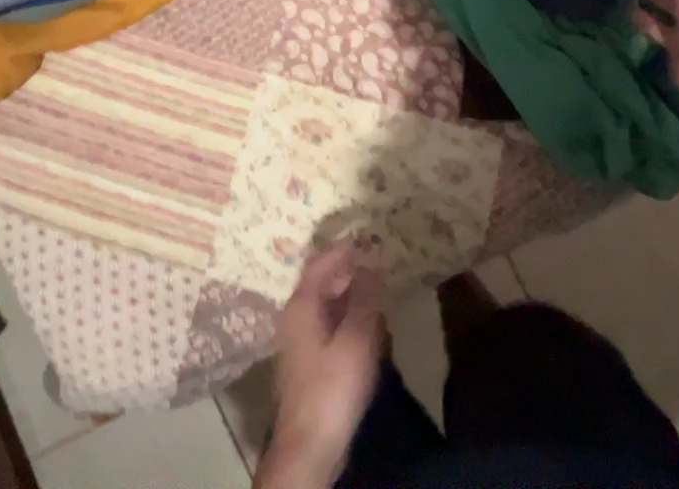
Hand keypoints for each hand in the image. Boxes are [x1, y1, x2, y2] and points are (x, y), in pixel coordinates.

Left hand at [261, 244, 385, 488]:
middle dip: (351, 270)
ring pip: (328, 305)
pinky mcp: (310, 361)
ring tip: (381, 288)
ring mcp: (300, 340)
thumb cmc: (333, 387)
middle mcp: (296, 317)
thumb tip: (370, 266)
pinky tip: (371, 325)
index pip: (321, 263)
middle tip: (382, 260)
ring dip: (352, 295)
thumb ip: (365, 299)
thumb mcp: (357, 338)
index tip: (369, 235)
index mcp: (302, 305)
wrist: (310, 443)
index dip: (345, 248)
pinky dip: (349, 317)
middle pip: (324, 282)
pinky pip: (331, 325)